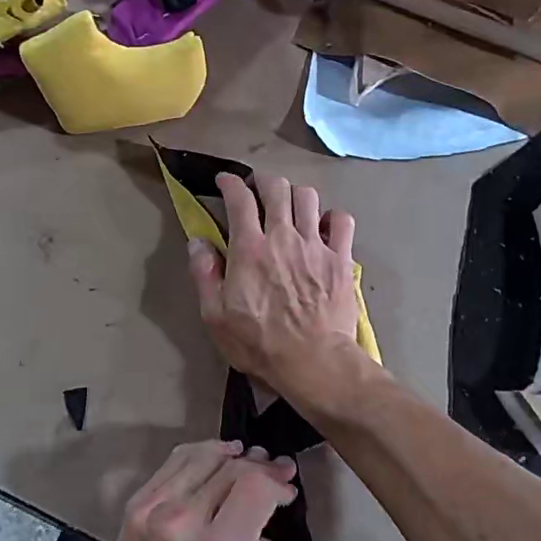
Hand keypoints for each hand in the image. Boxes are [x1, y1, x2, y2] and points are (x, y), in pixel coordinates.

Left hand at [59, 441, 297, 540]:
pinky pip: (175, 462)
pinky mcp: (135, 509)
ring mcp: (153, 512)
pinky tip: (216, 458)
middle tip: (277, 471)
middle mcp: (182, 525)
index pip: (256, 488)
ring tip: (249, 459)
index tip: (288, 490)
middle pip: (233, 467)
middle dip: (262, 466)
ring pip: (204, 456)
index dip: (278, 482)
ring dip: (233, 454)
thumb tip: (266, 530)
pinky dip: (201, 453)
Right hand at [187, 173, 368, 403]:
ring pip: (308, 197)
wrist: (313, 360)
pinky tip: (324, 226)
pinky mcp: (341, 257)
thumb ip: (205, 274)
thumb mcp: (216, 317)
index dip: (231, 183)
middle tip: (258, 188)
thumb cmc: (260, 343)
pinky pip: (342, 220)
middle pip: (277, 188)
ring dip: (296, 195)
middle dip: (264, 181)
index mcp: (250, 249)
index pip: (240, 200)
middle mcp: (284, 237)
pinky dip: (332, 217)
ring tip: (290, 205)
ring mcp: (316, 244)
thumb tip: (198, 241)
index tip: (225, 182)